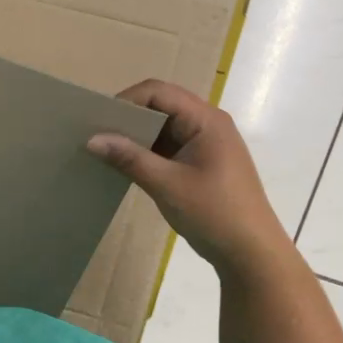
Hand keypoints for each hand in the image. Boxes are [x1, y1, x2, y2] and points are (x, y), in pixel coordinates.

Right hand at [86, 80, 292, 275]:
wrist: (250, 251)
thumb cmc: (213, 213)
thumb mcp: (166, 184)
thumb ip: (129, 158)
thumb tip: (92, 139)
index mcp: (206, 120)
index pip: (158, 92)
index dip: (126, 101)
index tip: (97, 121)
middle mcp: (207, 124)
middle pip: (160, 105)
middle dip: (127, 117)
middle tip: (95, 135)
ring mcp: (205, 144)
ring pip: (162, 127)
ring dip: (135, 136)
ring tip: (104, 151)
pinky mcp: (200, 162)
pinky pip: (167, 146)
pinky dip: (145, 152)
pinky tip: (123, 166)